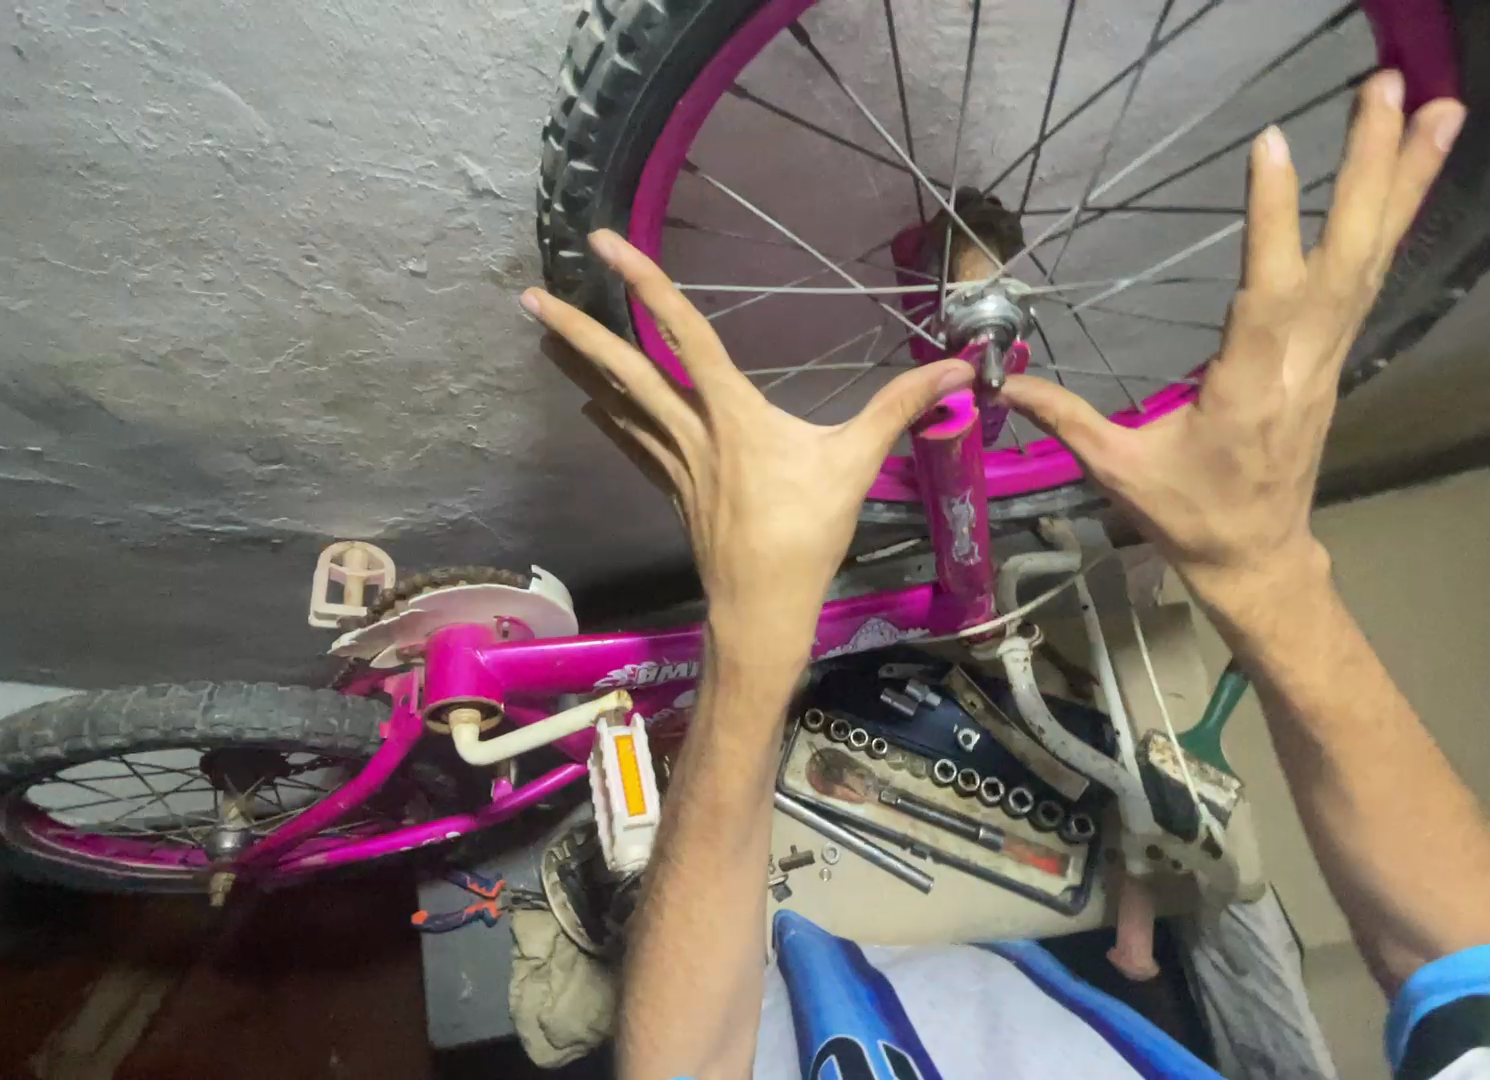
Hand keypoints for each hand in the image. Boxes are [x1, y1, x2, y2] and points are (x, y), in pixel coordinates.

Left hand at [523, 231, 971, 663]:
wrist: (762, 606)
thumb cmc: (807, 536)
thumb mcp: (856, 464)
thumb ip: (900, 408)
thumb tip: (960, 368)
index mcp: (733, 413)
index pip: (686, 332)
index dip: (646, 283)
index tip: (604, 245)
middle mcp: (693, 430)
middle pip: (628, 369)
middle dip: (578, 330)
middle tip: (529, 295)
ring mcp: (676, 462)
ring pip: (622, 405)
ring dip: (584, 368)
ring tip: (547, 338)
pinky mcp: (674, 489)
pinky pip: (635, 443)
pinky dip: (611, 417)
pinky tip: (591, 405)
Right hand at [1002, 71, 1465, 613]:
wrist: (1254, 554)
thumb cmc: (1184, 515)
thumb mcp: (1114, 468)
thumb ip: (1063, 417)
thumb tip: (1003, 383)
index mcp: (1249, 389)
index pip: (1268, 291)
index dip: (1273, 219)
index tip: (1272, 144)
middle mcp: (1303, 365)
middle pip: (1347, 258)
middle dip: (1371, 171)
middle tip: (1390, 87)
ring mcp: (1327, 361)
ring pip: (1373, 263)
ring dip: (1403, 185)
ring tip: (1434, 107)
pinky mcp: (1329, 362)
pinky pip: (1366, 284)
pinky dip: (1388, 226)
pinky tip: (1400, 189)